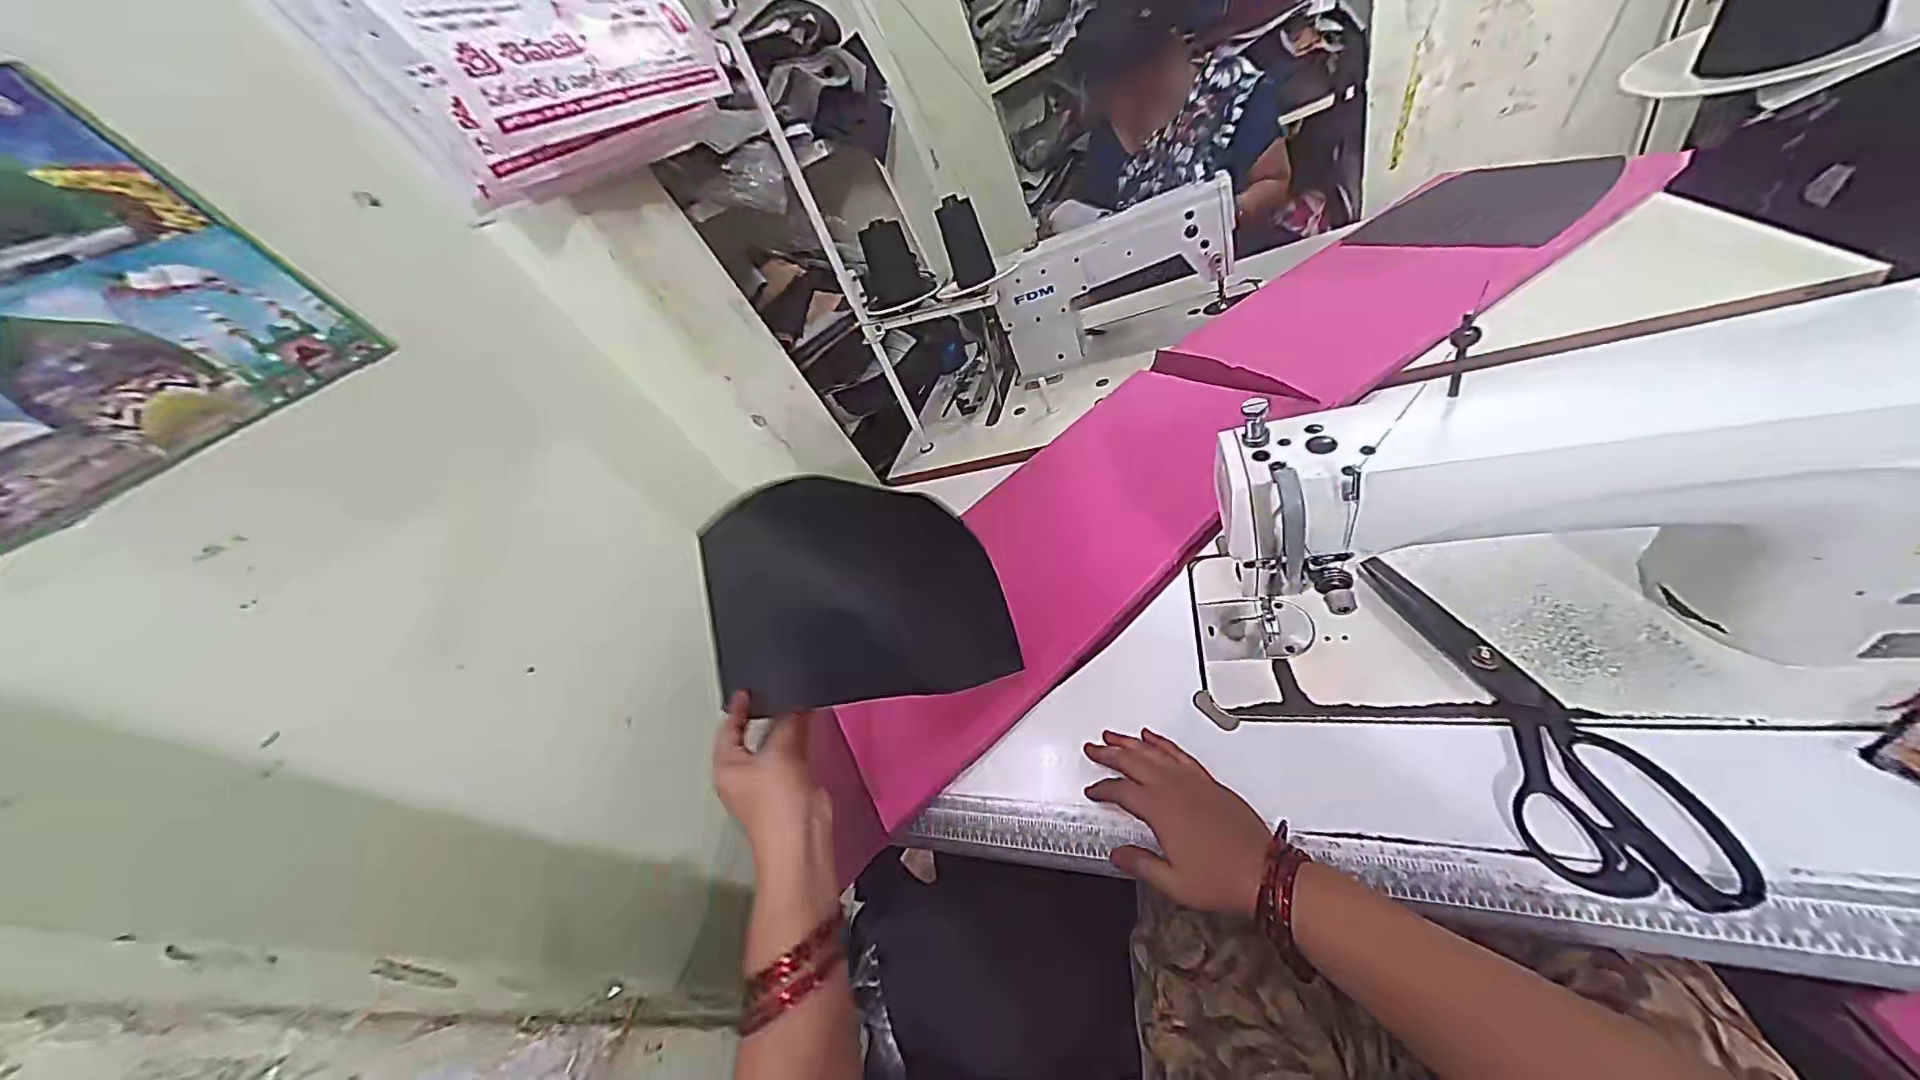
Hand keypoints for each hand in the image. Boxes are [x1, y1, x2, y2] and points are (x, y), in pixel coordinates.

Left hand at [713, 691, 830, 865]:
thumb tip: (795, 705)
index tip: (746, 692)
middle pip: (752, 736)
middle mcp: (743, 775)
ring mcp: (767, 782)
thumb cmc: (776, 813)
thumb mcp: (778, 753)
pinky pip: (793, 755)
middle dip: (767, 716)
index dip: (738, 708)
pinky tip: (810, 731)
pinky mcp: (790, 786)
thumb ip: (787, 723)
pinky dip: (800, 741)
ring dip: (786, 728)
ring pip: (775, 745)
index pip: (728, 729)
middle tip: (777, 695)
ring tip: (797, 707)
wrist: (801, 841)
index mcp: (726, 767)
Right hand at [1084, 729, 1272, 916]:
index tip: (1094, 791)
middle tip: (1093, 748)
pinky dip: (1162, 743)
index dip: (1102, 789)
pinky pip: (1178, 754)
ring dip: (1130, 742)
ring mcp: (1192, 782)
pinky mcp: (1208, 782)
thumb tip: (1119, 855)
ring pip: (1153, 752)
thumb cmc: (1223, 879)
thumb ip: (1141, 864)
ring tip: (1115, 736)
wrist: (1265, 873)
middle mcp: (1174, 790)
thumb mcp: (1173, 883)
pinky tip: (1154, 738)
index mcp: (1160, 810)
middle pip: (1132, 761)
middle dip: (1109, 753)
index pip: (1121, 791)